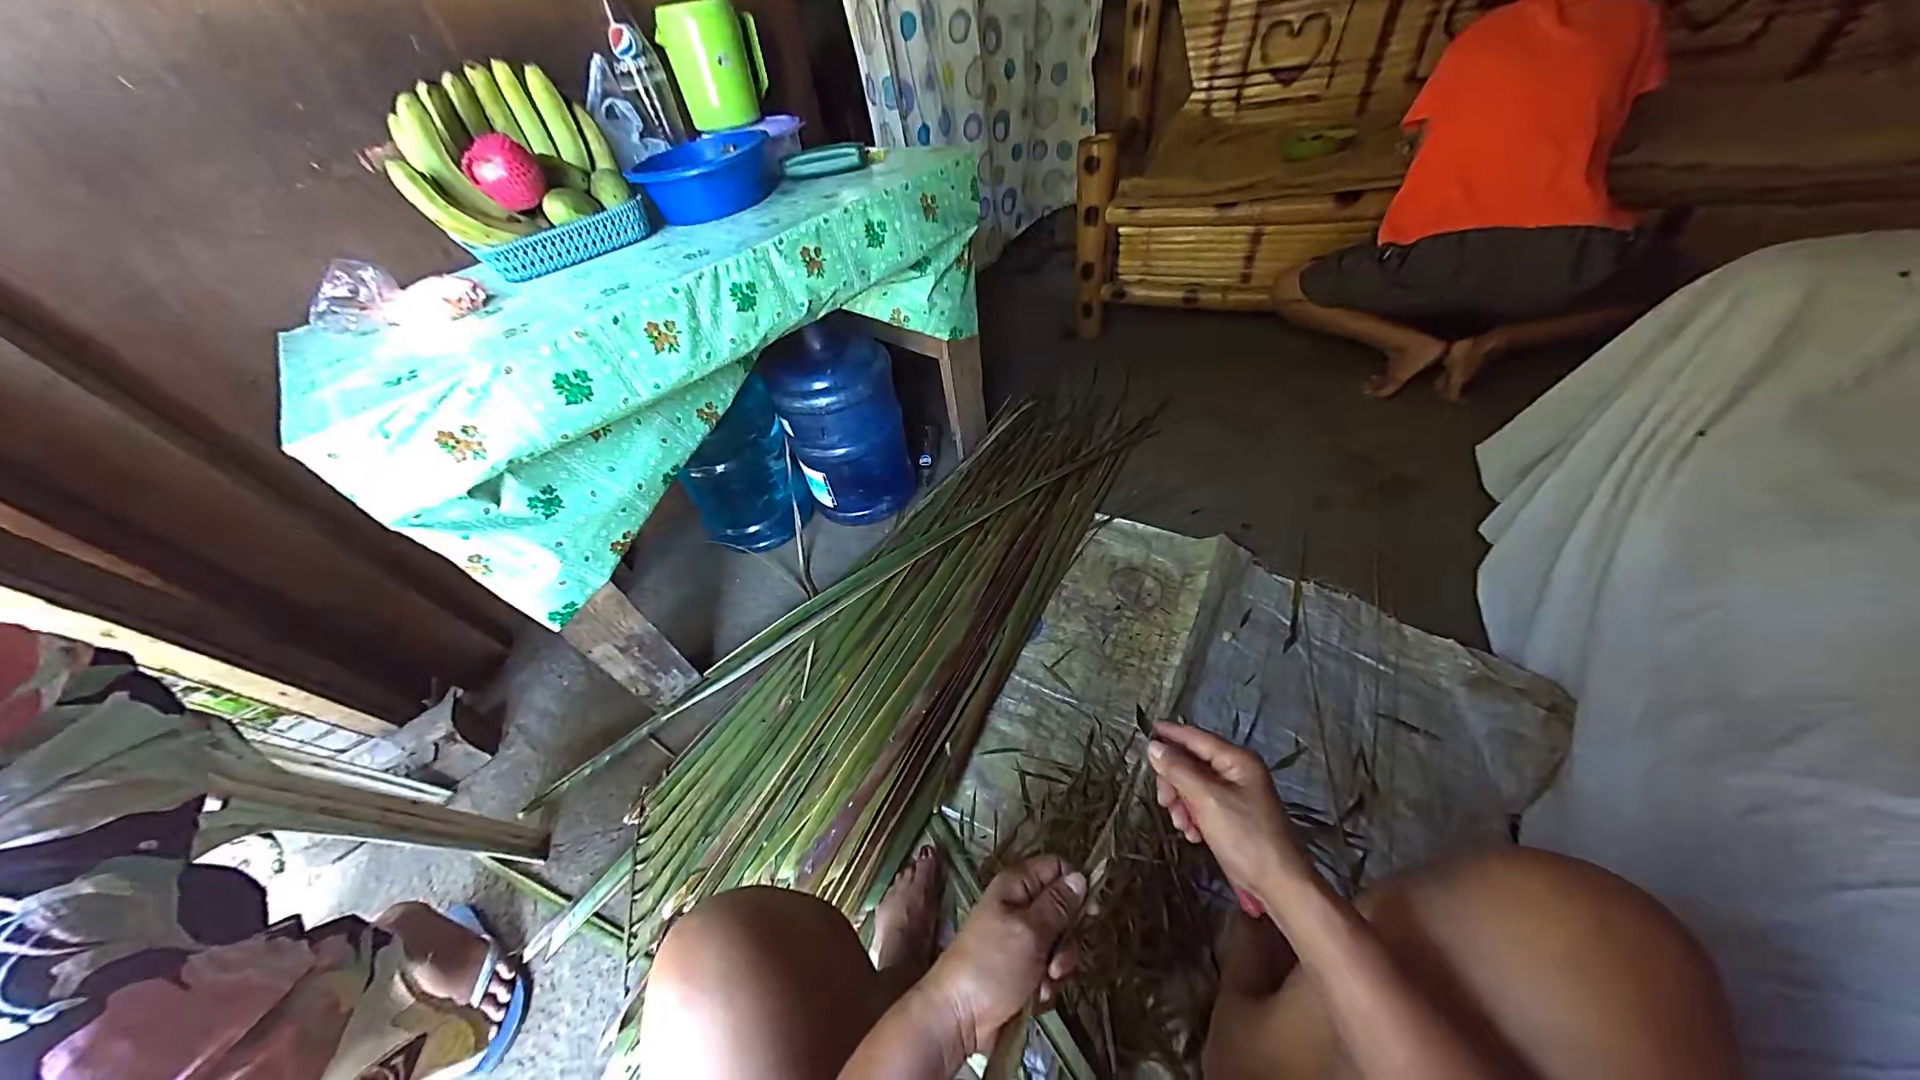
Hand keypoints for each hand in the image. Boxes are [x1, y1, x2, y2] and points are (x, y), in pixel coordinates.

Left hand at [918, 855, 1086, 1054]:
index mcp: (1016, 885)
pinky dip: (1047, 984)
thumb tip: (1080, 876)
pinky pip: (1050, 969)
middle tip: (1057, 959)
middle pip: (1064, 909)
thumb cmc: (992, 965)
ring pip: (1060, 943)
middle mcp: (1019, 906)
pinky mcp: (1023, 968)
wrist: (959, 1018)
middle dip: (1068, 938)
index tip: (1090, 912)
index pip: (1056, 868)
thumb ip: (1058, 905)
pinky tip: (1035, 997)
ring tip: (1043, 982)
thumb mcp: (1029, 931)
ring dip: (1058, 966)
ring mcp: (1021, 938)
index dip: (1076, 885)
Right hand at [1148, 722, 1314, 909]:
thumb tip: (1154, 746)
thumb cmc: (1245, 837)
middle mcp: (1236, 771)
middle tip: (1164, 801)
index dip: (1170, 733)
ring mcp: (1234, 794)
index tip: (1146, 730)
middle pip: (1191, 762)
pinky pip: (1201, 803)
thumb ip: (1178, 770)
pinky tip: (1192, 833)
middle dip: (1173, 781)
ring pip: (1192, 785)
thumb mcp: (1207, 799)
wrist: (1278, 885)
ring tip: (1181, 824)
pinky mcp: (1231, 814)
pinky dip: (1192, 815)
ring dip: (1181, 802)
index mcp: (1236, 760)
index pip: (1195, 737)